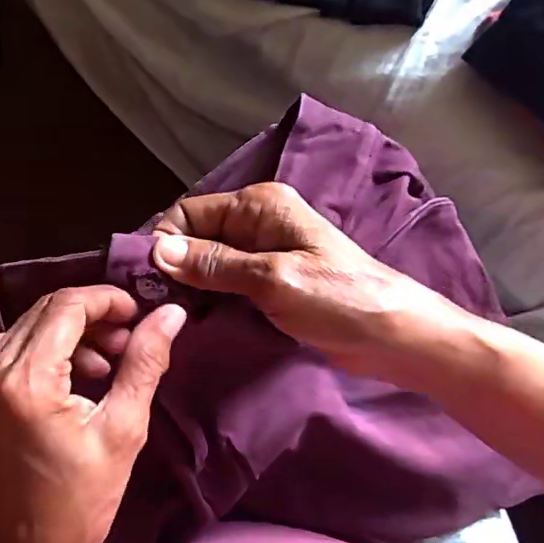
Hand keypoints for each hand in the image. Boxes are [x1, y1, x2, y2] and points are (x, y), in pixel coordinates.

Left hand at [0, 286, 186, 542]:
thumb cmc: (85, 497)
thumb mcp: (124, 428)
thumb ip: (144, 363)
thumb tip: (171, 314)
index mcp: (27, 382)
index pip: (66, 307)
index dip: (106, 300)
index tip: (138, 315)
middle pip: (44, 311)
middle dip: (91, 316)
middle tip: (127, 341)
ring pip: (25, 326)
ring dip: (67, 332)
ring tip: (104, 364)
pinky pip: (5, 349)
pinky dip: (41, 348)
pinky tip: (69, 374)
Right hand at [150, 181, 474, 383]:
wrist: (395, 337)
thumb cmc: (340, 300)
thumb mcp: (272, 279)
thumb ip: (214, 264)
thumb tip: (154, 250)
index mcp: (259, 206)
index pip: (189, 212)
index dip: (165, 243)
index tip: (148, 282)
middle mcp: (257, 223)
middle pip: (195, 237)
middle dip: (173, 267)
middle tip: (156, 307)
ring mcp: (263, 255)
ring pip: (207, 264)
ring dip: (189, 287)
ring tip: (172, 318)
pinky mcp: (268, 285)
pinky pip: (225, 285)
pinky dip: (208, 300)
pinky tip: (196, 322)